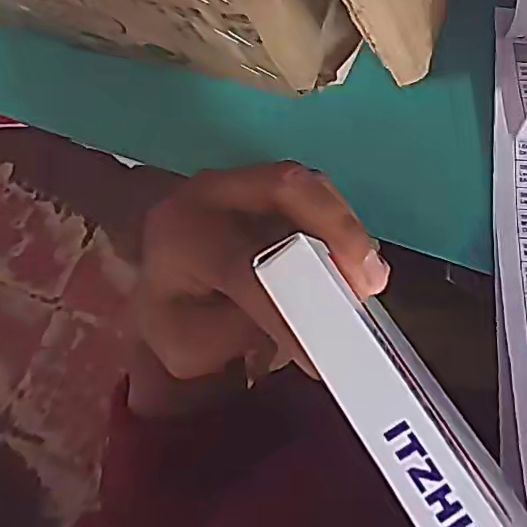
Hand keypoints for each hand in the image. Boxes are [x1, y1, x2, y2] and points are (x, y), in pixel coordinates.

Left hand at [125, 162, 388, 415]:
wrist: (155, 258)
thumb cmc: (173, 307)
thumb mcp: (187, 345)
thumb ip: (238, 336)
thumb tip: (297, 327)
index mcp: (182, 235)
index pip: (245, 264)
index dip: (290, 304)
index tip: (325, 352)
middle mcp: (213, 190)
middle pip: (287, 188)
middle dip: (338, 230)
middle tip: (369, 282)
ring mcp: (246, 174)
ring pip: (310, 184)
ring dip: (348, 227)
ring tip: (371, 276)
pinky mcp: (272, 174)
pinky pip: (318, 189)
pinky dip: (345, 222)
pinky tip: (360, 258)